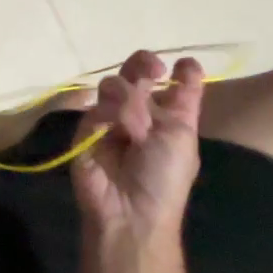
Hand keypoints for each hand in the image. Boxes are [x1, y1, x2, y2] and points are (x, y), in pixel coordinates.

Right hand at [71, 51, 204, 239]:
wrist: (128, 209)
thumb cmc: (165, 176)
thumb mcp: (177, 135)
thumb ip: (156, 102)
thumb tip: (129, 82)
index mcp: (175, 119)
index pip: (180, 87)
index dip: (184, 72)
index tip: (184, 64)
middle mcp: (145, 115)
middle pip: (141, 76)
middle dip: (146, 65)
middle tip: (152, 68)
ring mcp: (113, 120)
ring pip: (115, 85)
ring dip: (127, 92)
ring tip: (132, 115)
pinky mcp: (87, 128)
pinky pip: (95, 107)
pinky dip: (108, 113)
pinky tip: (116, 127)